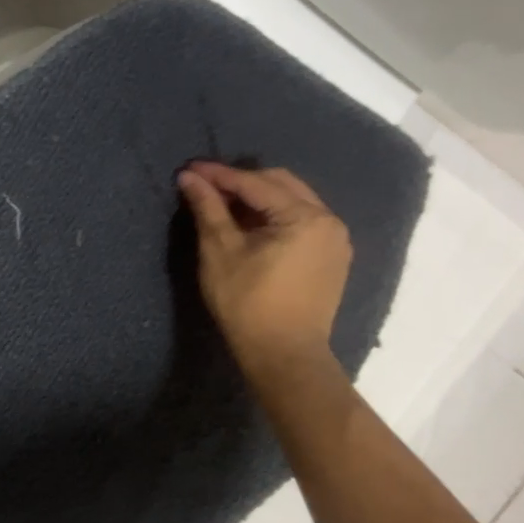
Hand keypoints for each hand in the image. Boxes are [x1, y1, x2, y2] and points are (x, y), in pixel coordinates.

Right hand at [177, 162, 352, 380]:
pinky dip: (274, 214)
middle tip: (204, 185)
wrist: (283, 353)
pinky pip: (302, 220)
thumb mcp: (220, 251)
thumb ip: (208, 208)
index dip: (219, 174)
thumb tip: (189, 178)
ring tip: (223, 204)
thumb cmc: (247, 301)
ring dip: (258, 196)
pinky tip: (249, 225)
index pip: (255, 183)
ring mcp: (335, 239)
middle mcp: (329, 221)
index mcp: (305, 217)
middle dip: (241, 181)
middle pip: (280, 184)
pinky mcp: (332, 256)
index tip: (188, 169)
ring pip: (293, 200)